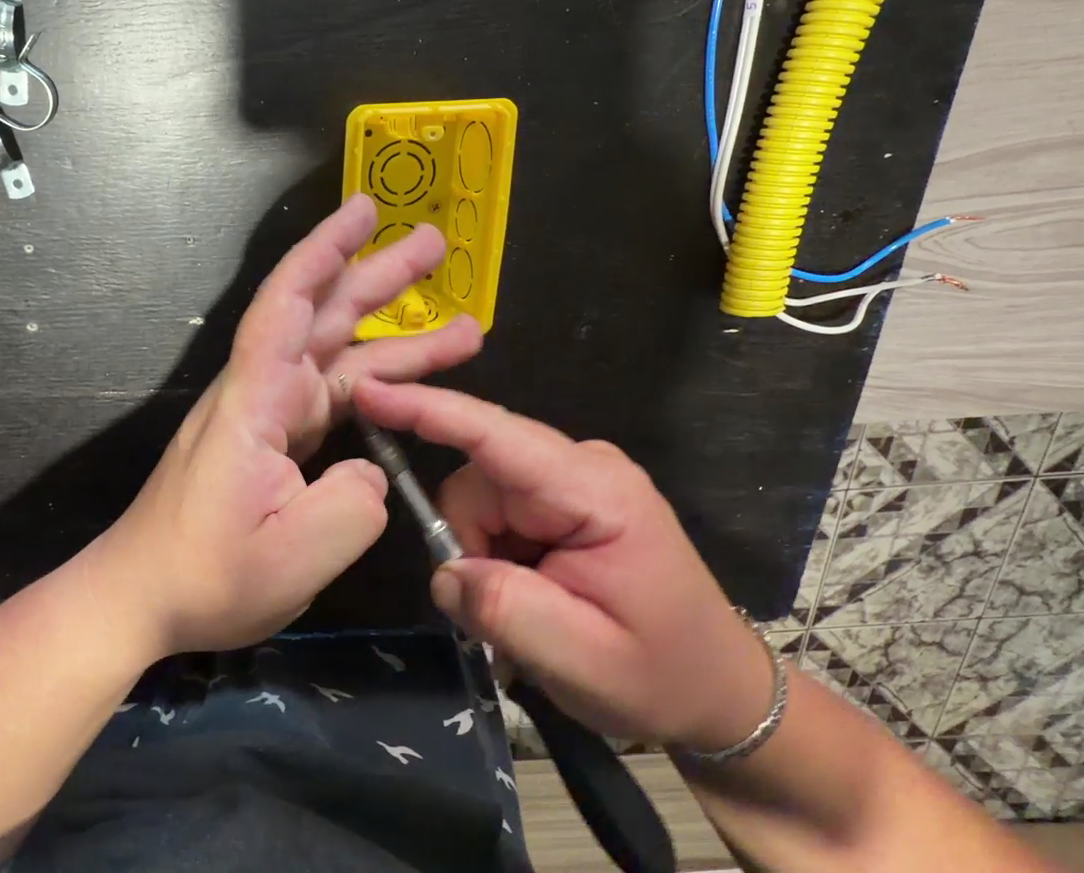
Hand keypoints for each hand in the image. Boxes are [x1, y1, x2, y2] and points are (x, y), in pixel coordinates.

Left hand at [89, 195, 483, 655]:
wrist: (141, 596)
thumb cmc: (208, 578)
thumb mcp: (296, 556)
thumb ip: (354, 505)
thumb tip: (374, 472)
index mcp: (255, 403)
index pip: (287, 307)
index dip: (324, 253)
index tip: (363, 212)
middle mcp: (258, 395)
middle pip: (321, 318)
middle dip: (377, 277)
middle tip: (434, 243)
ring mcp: (263, 419)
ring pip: (334, 359)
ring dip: (394, 339)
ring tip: (464, 325)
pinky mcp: (269, 444)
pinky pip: (328, 398)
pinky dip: (373, 385)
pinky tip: (409, 386)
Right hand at [350, 380, 775, 750]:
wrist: (717, 692)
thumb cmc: (661, 676)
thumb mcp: (582, 662)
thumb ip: (505, 609)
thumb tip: (444, 570)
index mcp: (594, 491)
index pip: (494, 436)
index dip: (426, 410)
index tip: (366, 391)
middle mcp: (579, 468)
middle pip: (474, 479)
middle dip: (466, 544)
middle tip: (499, 615)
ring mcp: (569, 481)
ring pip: (475, 500)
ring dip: (480, 557)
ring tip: (528, 611)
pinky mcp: (558, 500)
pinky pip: (491, 514)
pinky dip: (492, 557)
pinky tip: (529, 594)